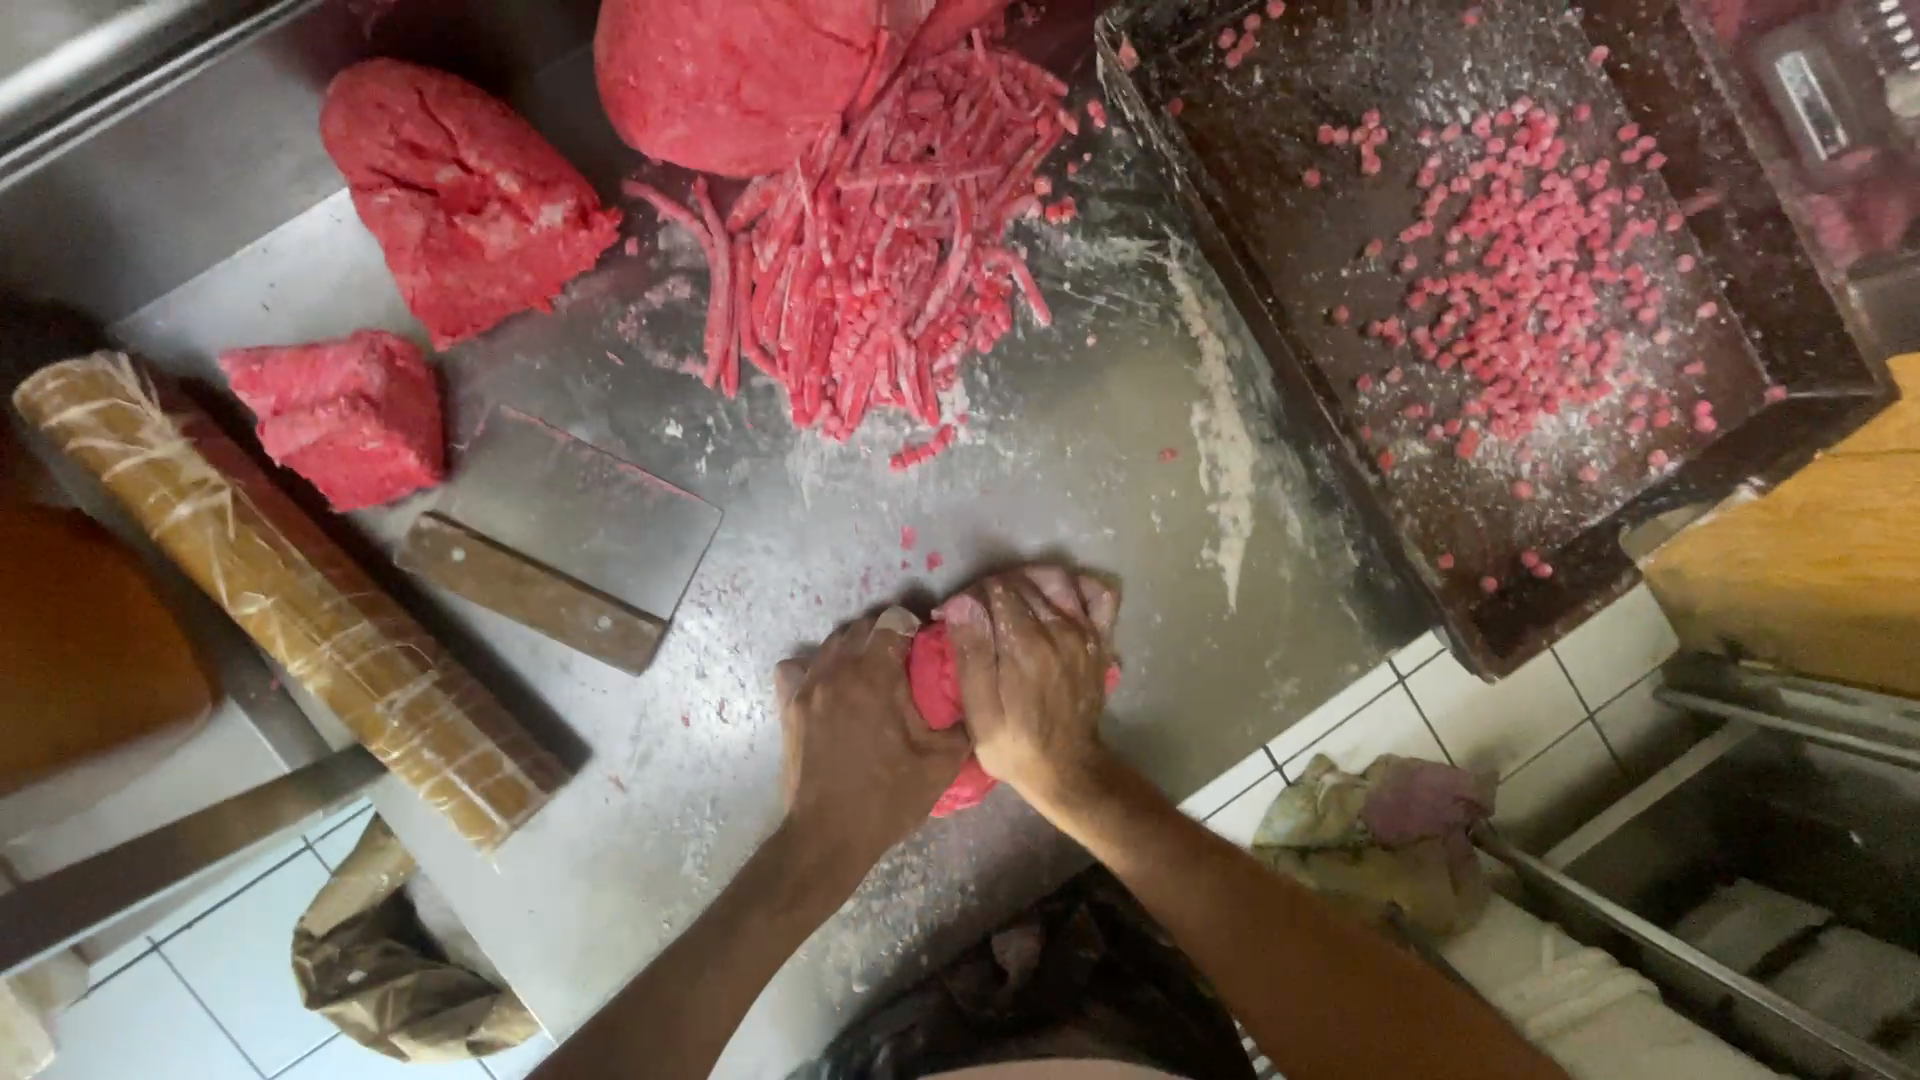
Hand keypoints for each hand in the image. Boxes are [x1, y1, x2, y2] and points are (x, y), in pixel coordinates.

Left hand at [774, 607, 969, 882]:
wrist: (827, 837)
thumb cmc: (887, 800)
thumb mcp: (941, 764)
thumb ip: (961, 723)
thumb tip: (973, 697)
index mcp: (873, 676)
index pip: (892, 620)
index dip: (913, 626)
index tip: (926, 644)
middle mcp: (836, 670)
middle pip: (861, 626)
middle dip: (886, 634)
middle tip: (906, 659)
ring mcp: (806, 687)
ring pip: (832, 643)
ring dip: (855, 648)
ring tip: (873, 673)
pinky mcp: (788, 706)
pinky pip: (798, 667)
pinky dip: (816, 667)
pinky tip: (832, 687)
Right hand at [941, 567, 1119, 800]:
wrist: (1065, 768)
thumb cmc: (1013, 743)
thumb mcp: (979, 712)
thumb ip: (971, 654)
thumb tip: (961, 602)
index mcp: (1025, 646)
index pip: (994, 589)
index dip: (970, 595)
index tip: (956, 615)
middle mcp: (1059, 629)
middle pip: (1021, 581)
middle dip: (993, 587)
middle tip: (976, 610)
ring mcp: (1085, 632)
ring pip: (1055, 578)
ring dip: (1027, 579)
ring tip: (1009, 599)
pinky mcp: (1100, 638)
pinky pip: (1099, 593)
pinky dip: (1078, 585)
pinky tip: (1056, 596)